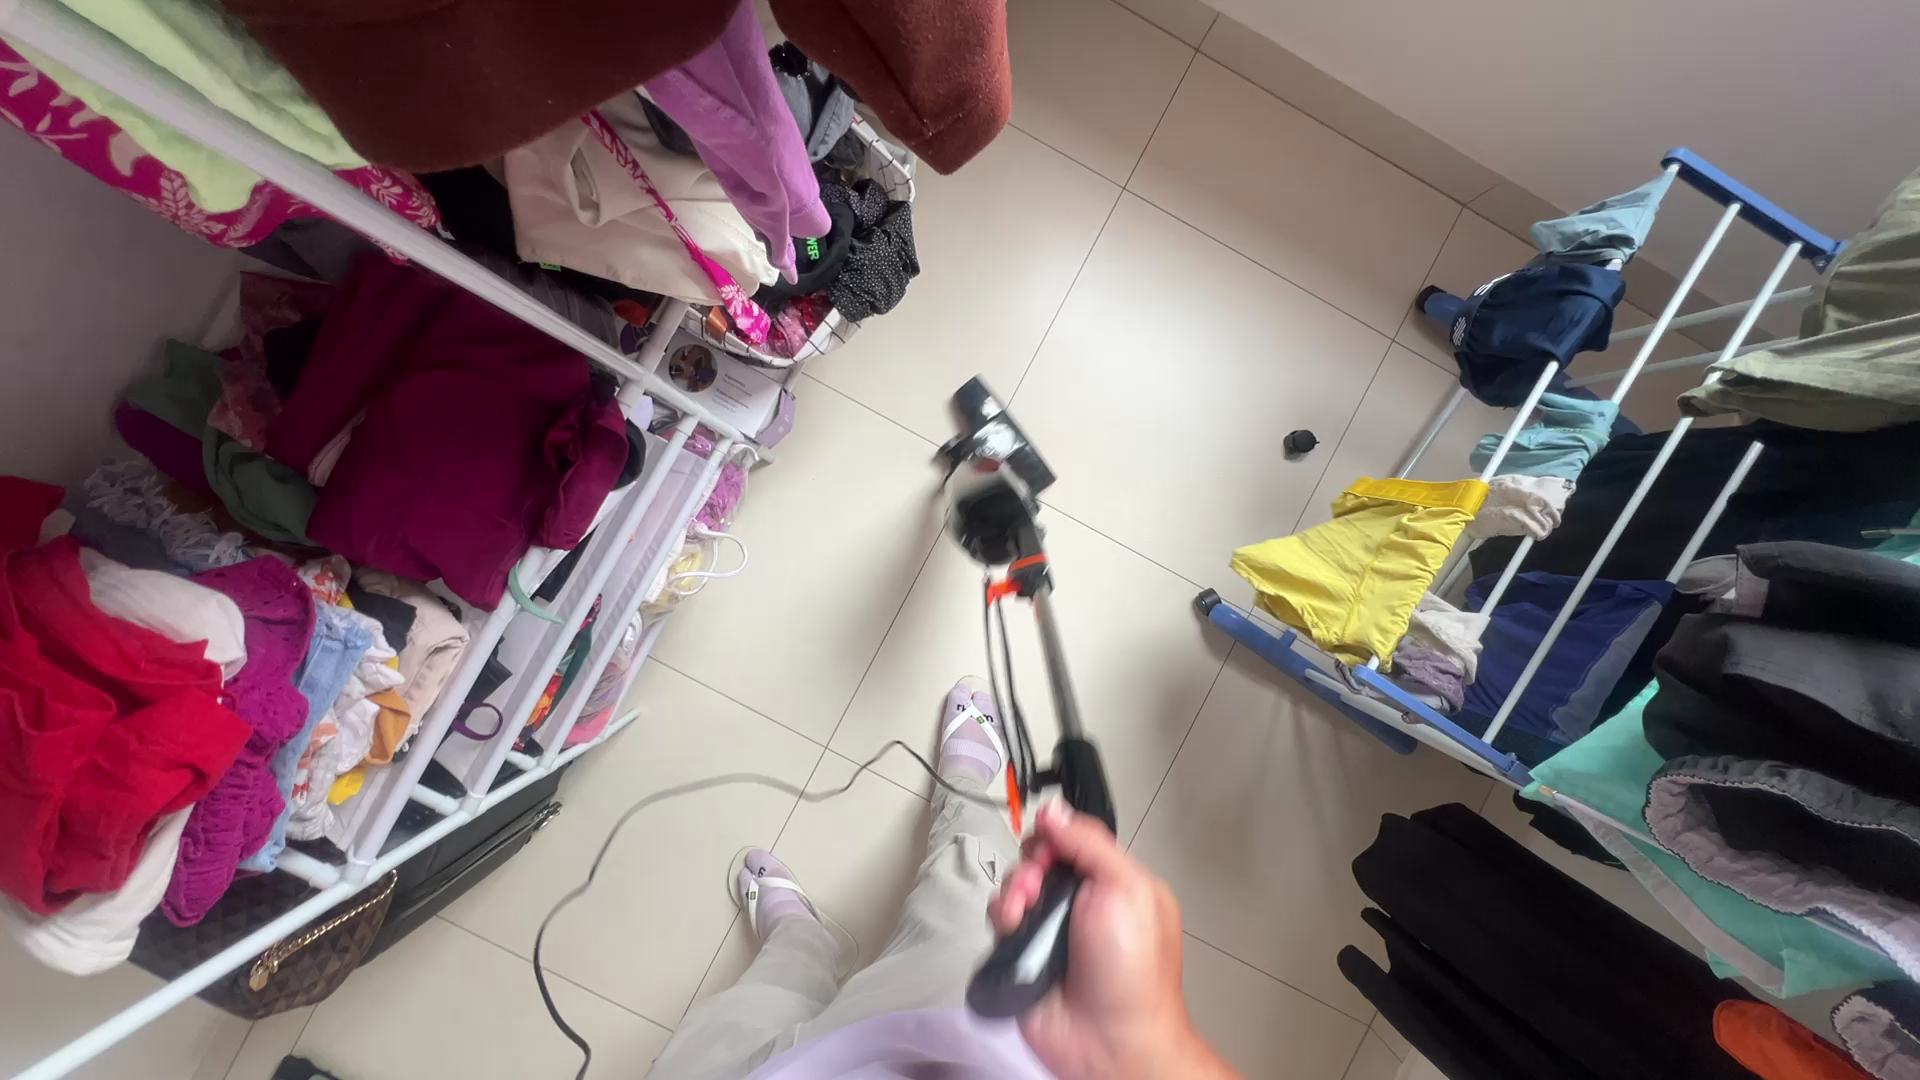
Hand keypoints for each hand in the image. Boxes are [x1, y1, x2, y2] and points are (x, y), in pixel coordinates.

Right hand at [990, 802, 1239, 1079]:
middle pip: (1039, 856)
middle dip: (1032, 862)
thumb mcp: (1124, 888)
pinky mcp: (1023, 950)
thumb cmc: (1132, 971)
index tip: (1050, 845)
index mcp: (1111, 881)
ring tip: (1025, 909)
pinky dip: (1001, 915)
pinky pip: (1000, 917)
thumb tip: (1055, 811)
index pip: (1072, 837)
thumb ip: (1089, 842)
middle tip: (1040, 882)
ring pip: (1016, 883)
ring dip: (1015, 889)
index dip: (1056, 835)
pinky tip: (1013, 926)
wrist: (1111, 1042)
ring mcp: (1050, 926)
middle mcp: (1079, 901)